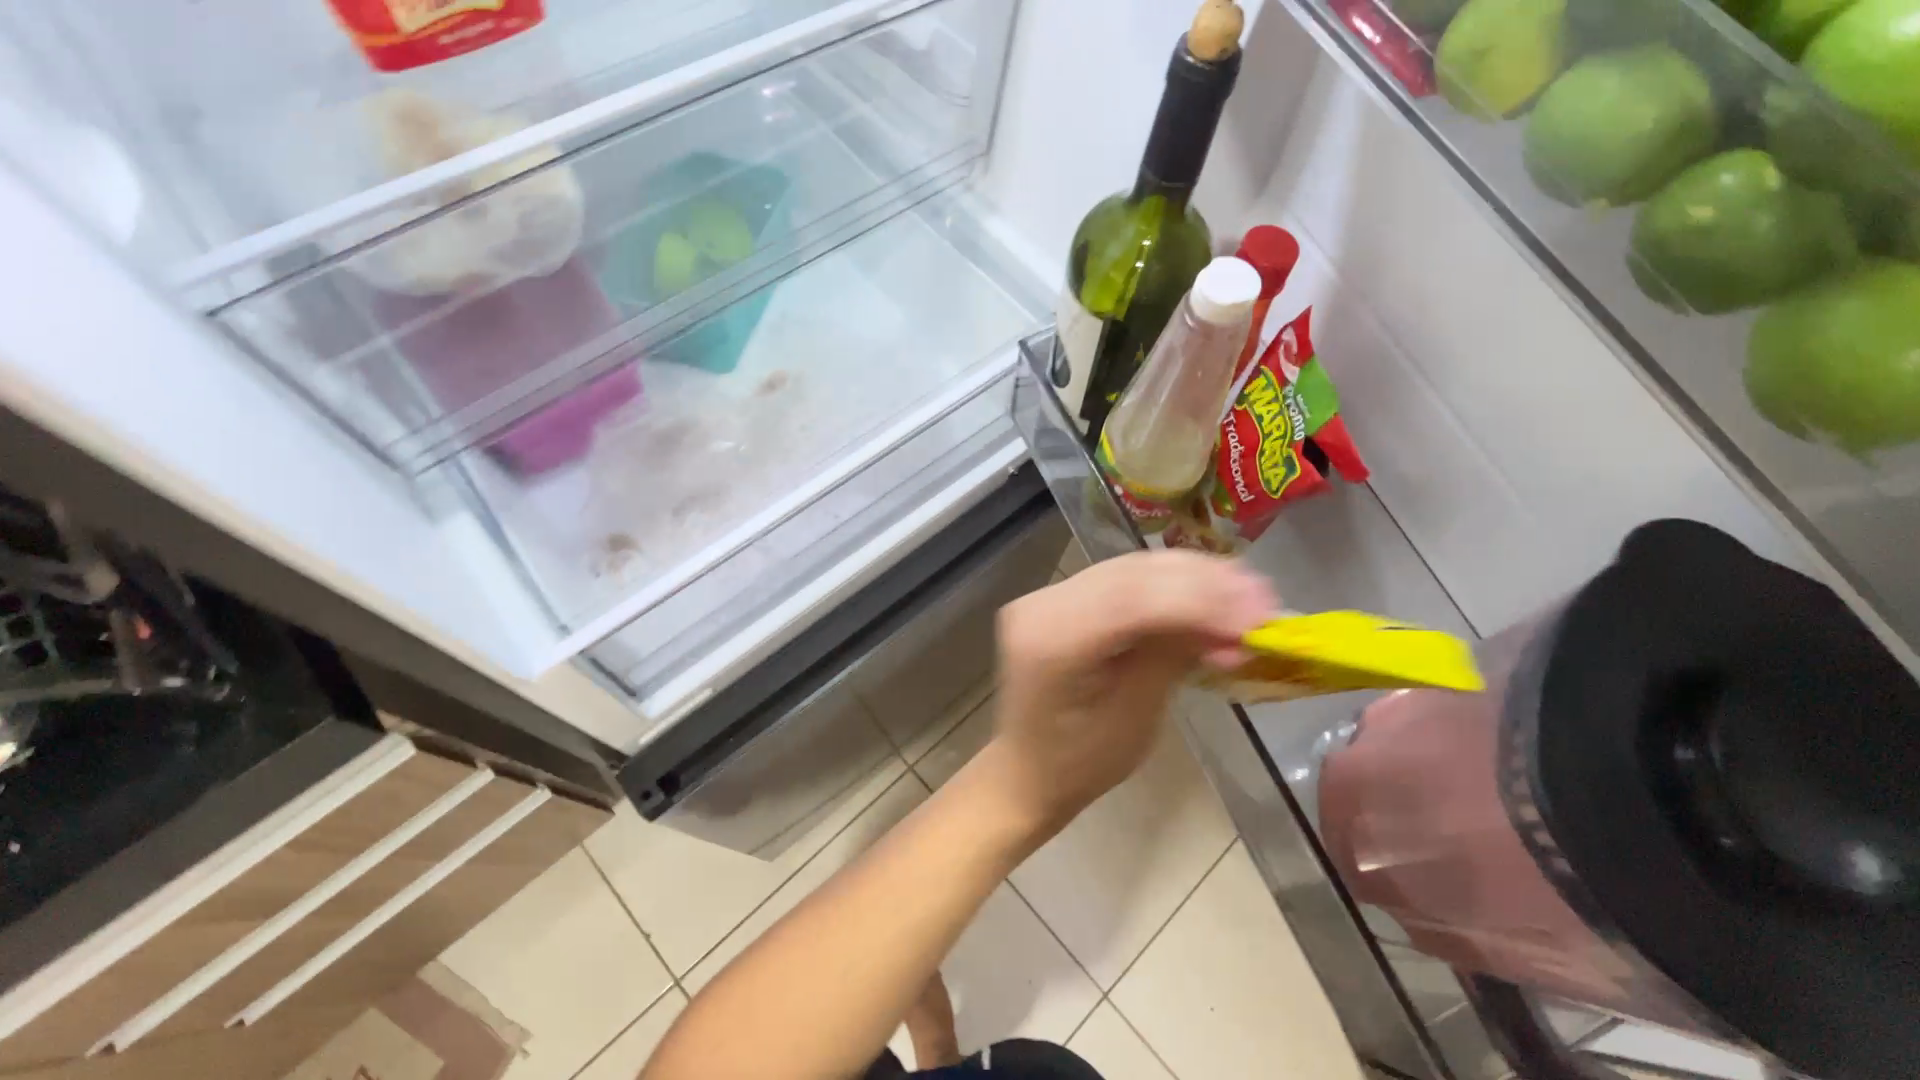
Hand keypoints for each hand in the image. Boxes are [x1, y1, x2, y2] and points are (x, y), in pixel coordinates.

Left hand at [981, 549, 1277, 826]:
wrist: (1027, 771)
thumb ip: (1174, 655)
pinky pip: (1125, 578)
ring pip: (1133, 569)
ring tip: (1250, 597)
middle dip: (1205, 583)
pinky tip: (1212, 595)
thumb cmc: (1080, 762)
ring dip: (1194, 578)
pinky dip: (1172, 584)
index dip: (1200, 599)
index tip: (1260, 613)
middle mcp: (1041, 604)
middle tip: (1265, 601)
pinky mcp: (1063, 595)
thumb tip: (1232, 620)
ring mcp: (1048, 595)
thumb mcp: (1135, 717)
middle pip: (1134, 574)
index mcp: (1050, 639)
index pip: (1131, 600)